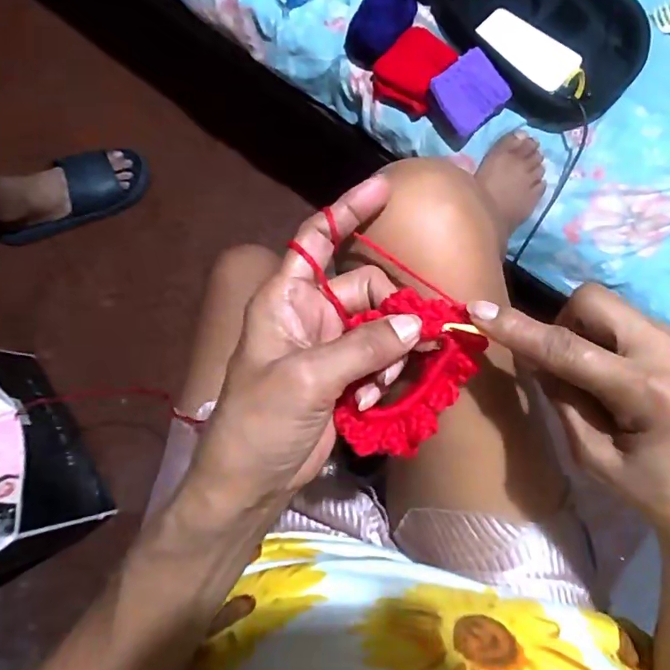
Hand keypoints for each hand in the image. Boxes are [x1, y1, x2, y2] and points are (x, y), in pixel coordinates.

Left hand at [189, 176, 424, 510]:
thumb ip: (363, 347)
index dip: (347, 210)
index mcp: (285, 297)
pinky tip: (370, 402)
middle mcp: (309, 312)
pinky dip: (384, 375)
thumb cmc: (259, 422)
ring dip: (390, 352)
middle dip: (393, 310)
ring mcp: (328, 344)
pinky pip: (379, 356)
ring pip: (380, 324)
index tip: (385, 187)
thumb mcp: (307, 379)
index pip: (316, 237)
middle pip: (366, 286)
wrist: (250, 481)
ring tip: (380, 385)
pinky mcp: (343, 374)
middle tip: (419, 336)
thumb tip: (415, 323)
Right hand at [467, 285, 669, 548]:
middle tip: (563, 366)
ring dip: (590, 333)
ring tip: (599, 377)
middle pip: (594, 300)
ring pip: (612, 306)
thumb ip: (559, 396)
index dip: (520, 329)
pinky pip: (633, 319)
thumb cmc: (645, 489)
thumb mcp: (589, 453)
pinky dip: (613, 340)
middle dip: (564, 323)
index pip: (569, 349)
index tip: (480, 308)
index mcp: (651, 394)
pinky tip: (626, 376)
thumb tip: (532, 351)